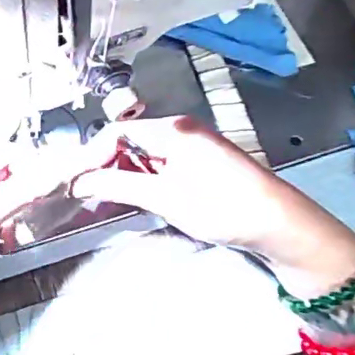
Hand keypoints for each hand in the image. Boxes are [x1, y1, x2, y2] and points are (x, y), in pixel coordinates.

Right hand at [69, 116, 354, 299]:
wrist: (278, 224)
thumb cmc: (227, 208)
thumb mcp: (166, 199)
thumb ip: (120, 186)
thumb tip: (83, 181)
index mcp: (173, 131)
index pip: (115, 133)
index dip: (91, 156)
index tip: (76, 181)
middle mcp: (182, 130)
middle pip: (128, 140)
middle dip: (104, 165)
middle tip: (86, 193)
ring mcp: (193, 145)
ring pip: (143, 153)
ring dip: (123, 174)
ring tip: (107, 199)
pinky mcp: (200, 161)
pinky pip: (160, 162)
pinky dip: (143, 178)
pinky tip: (137, 196)